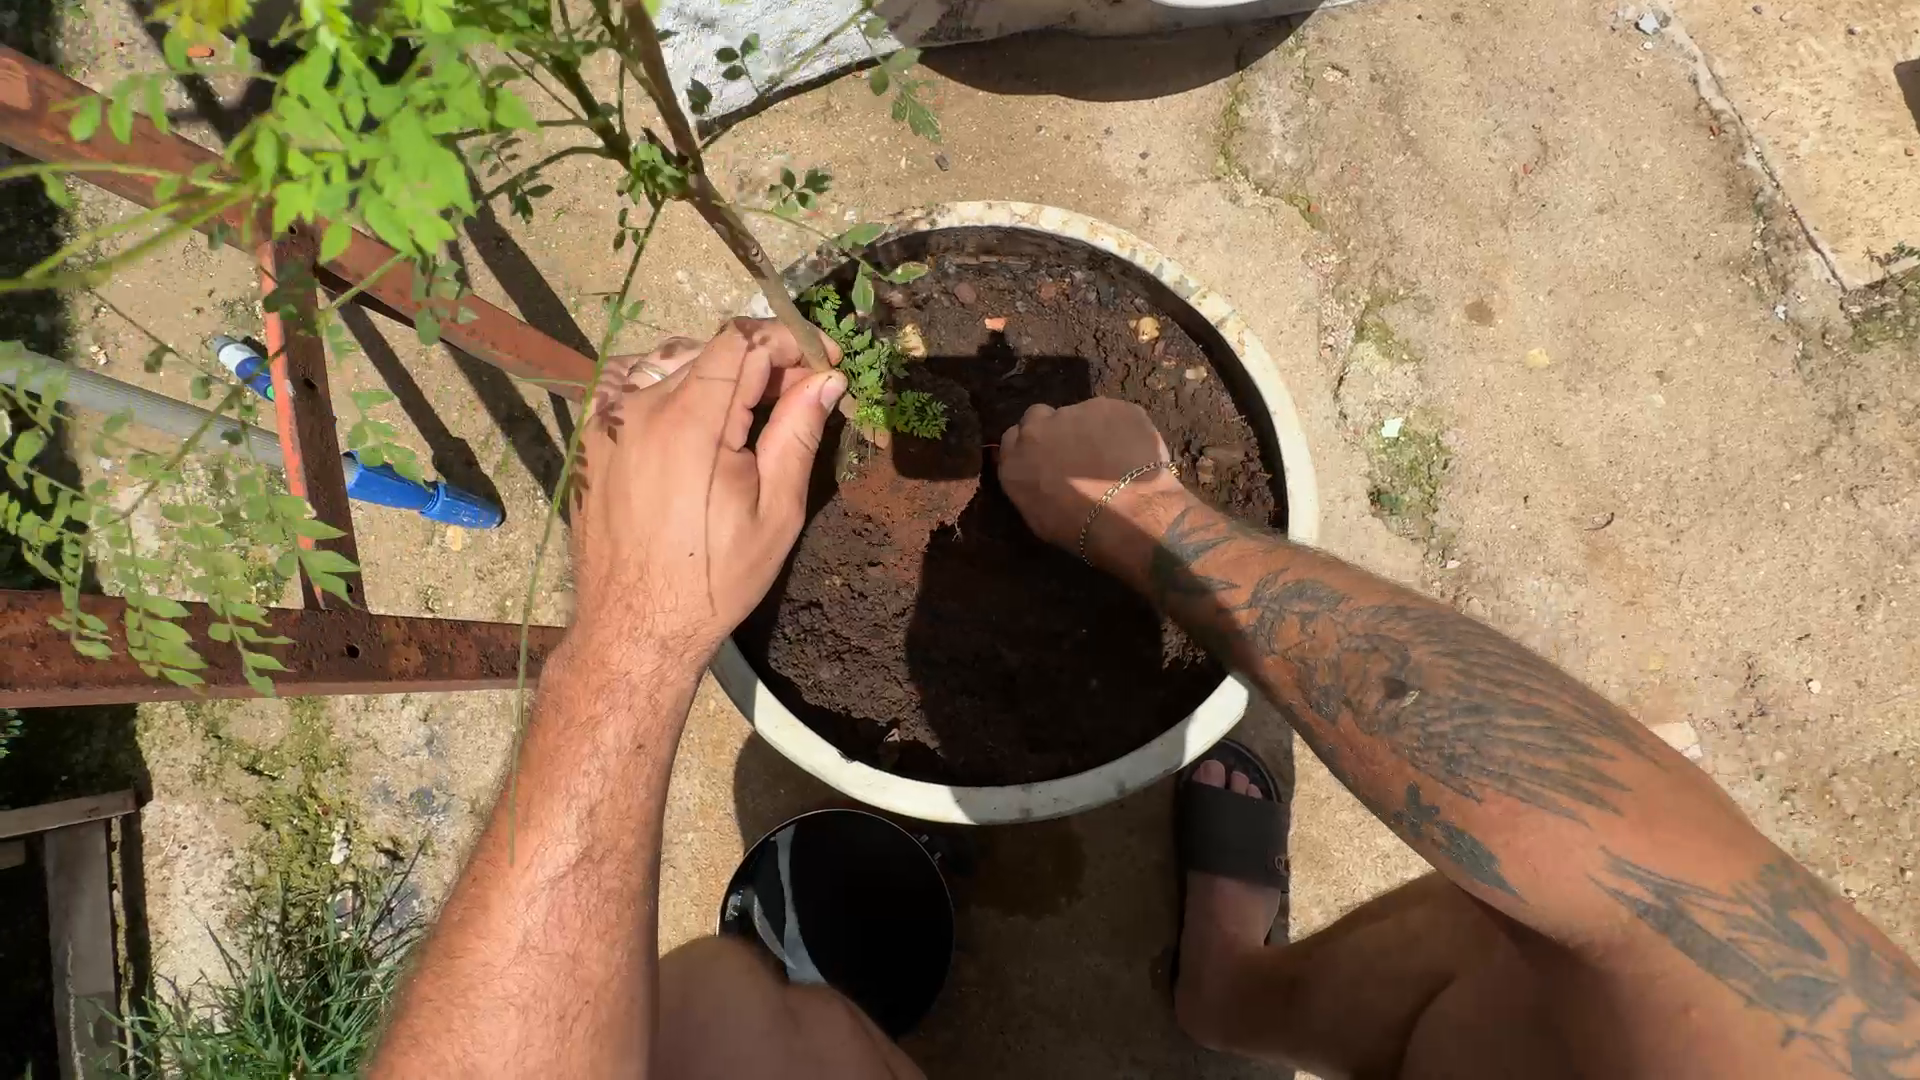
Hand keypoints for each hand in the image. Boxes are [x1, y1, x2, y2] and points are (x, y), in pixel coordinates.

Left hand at [568, 318, 845, 665]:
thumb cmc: (716, 576)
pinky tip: (694, 414)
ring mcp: (607, 418)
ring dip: (722, 371)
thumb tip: (828, 379)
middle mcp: (640, 406)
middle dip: (766, 361)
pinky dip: (674, 382)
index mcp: (690, 422)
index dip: (792, 339)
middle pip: (712, 349)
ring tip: (750, 409)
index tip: (826, 360)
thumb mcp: (776, 511)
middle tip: (800, 394)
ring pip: (673, 360)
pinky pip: (635, 382)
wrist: (637, 625)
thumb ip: (798, 433)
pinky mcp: (591, 436)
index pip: (743, 340)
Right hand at [996, 398, 1188, 570]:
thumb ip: (1029, 485)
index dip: (1031, 446)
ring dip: (1090, 429)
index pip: (1013, 438)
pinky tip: (1132, 452)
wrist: (1125, 513)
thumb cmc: (1077, 527)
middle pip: (1039, 416)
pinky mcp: (1111, 406)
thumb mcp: (1037, 516)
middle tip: (1074, 453)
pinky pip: (1115, 415)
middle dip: (1053, 429)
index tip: (1045, 458)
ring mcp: (1075, 411)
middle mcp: (1038, 427)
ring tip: (1111, 457)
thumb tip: (1038, 475)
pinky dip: (1121, 429)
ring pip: (1080, 414)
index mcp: (1015, 458)